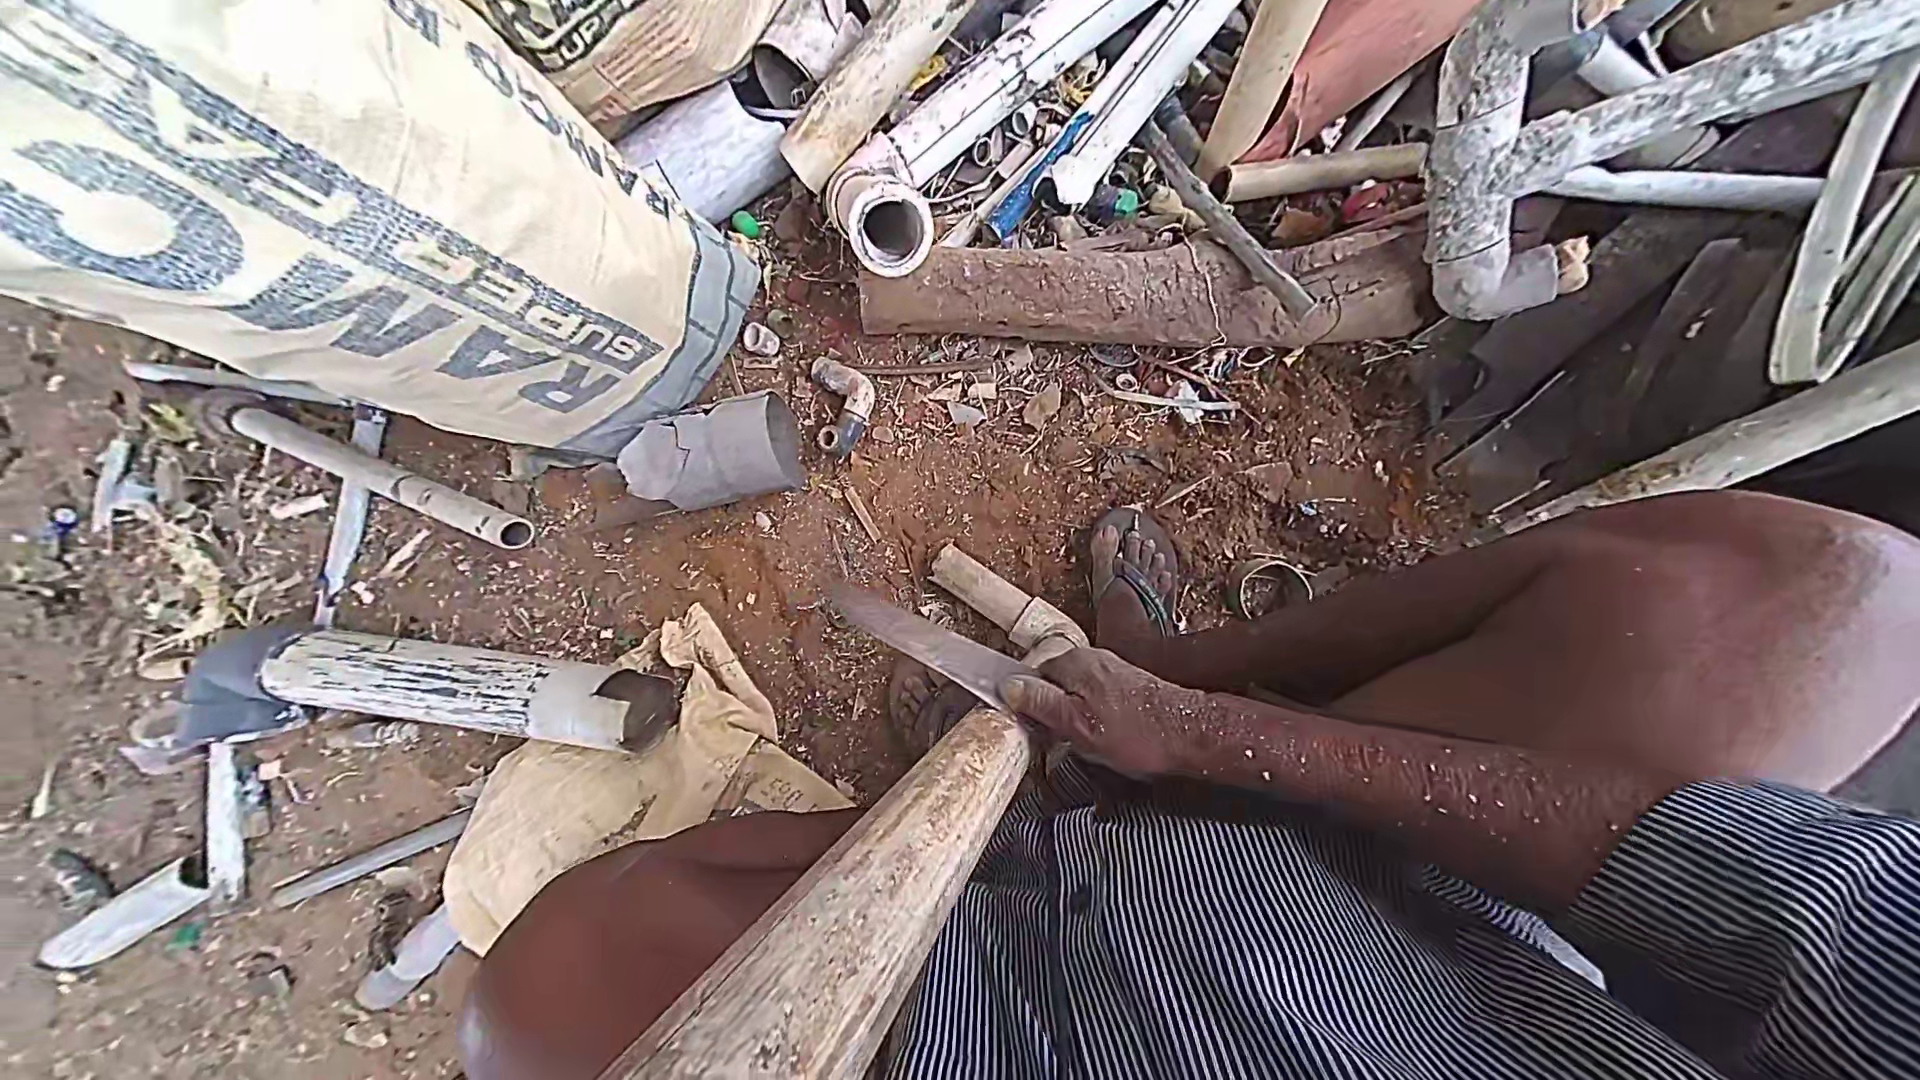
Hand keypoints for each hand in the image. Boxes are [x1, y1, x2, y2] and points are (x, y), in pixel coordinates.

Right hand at [1000, 647, 1204, 777]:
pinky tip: (1110, 736)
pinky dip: (1097, 716)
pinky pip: (1095, 697)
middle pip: (1052, 685)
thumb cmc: (1136, 734)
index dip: (1029, 707)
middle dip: (1054, 712)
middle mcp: (1090, 658)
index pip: (1030, 679)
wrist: (1190, 734)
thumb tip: (1007, 685)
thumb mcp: (1076, 725)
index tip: (1036, 730)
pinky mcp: (1125, 682)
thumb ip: (1040, 702)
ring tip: (1093, 741)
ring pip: (1075, 693)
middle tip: (1065, 741)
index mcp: (1072, 663)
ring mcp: (1109, 668)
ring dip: (1076, 717)